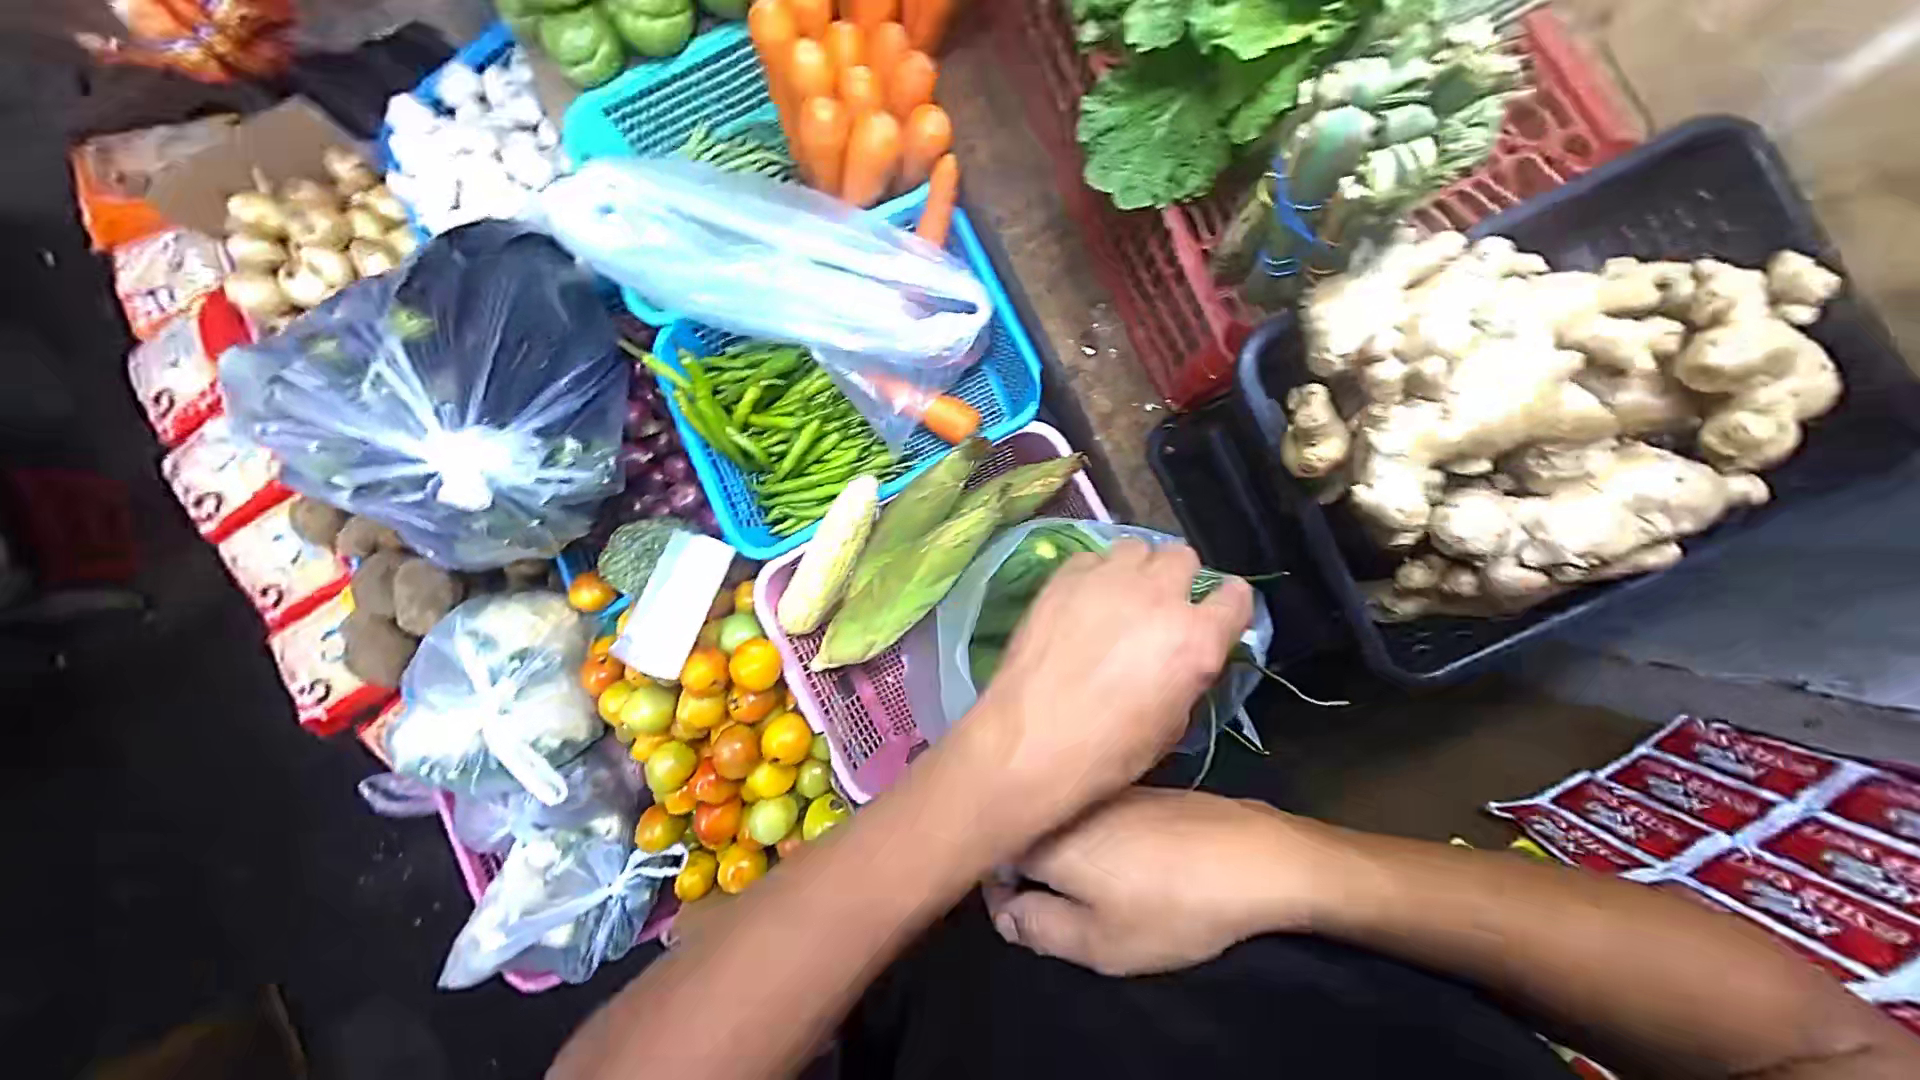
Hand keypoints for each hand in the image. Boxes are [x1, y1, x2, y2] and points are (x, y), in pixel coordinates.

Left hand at [953, 539, 1251, 838]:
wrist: (1029, 740)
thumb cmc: (1107, 751)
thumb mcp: (1172, 723)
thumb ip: (1188, 672)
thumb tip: (1183, 655)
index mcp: (1196, 638)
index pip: (1236, 596)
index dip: (1227, 606)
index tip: (1215, 616)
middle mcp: (1158, 596)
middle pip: (1183, 557)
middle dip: (1178, 579)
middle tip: (1160, 606)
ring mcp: (1108, 579)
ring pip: (1137, 546)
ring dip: (1137, 568)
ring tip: (1120, 595)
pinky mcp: (1065, 576)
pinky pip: (1092, 557)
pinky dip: (1095, 572)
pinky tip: (1082, 599)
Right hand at [982, 788, 1354, 975]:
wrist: (1254, 857)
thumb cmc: (1171, 906)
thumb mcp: (1100, 942)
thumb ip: (1037, 928)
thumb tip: (1004, 912)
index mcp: (1047, 834)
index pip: (993, 856)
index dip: (1002, 891)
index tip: (1028, 916)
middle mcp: (1067, 800)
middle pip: (1026, 834)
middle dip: (1033, 873)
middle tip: (1068, 910)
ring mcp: (1102, 789)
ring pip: (1061, 822)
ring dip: (1066, 854)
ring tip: (1102, 888)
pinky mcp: (1134, 787)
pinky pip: (1092, 813)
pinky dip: (1097, 839)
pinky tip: (1131, 864)